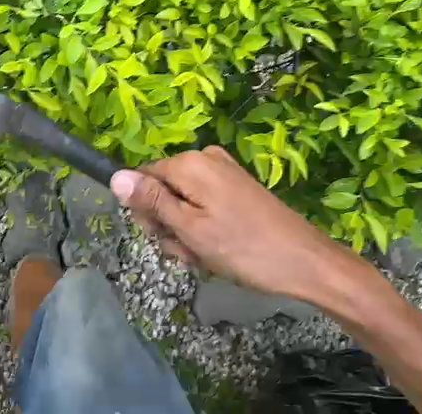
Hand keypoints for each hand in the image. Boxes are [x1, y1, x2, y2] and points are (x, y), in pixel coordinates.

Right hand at [110, 145, 362, 307]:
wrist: (308, 263)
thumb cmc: (244, 249)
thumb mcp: (190, 229)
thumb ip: (152, 201)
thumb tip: (114, 176)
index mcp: (189, 163)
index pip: (142, 177)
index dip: (146, 210)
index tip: (164, 238)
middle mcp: (205, 157)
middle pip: (162, 188)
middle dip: (169, 223)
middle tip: (190, 251)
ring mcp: (224, 171)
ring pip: (183, 200)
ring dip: (187, 230)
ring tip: (208, 256)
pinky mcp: (238, 186)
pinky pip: (204, 202)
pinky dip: (205, 226)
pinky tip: (220, 250)